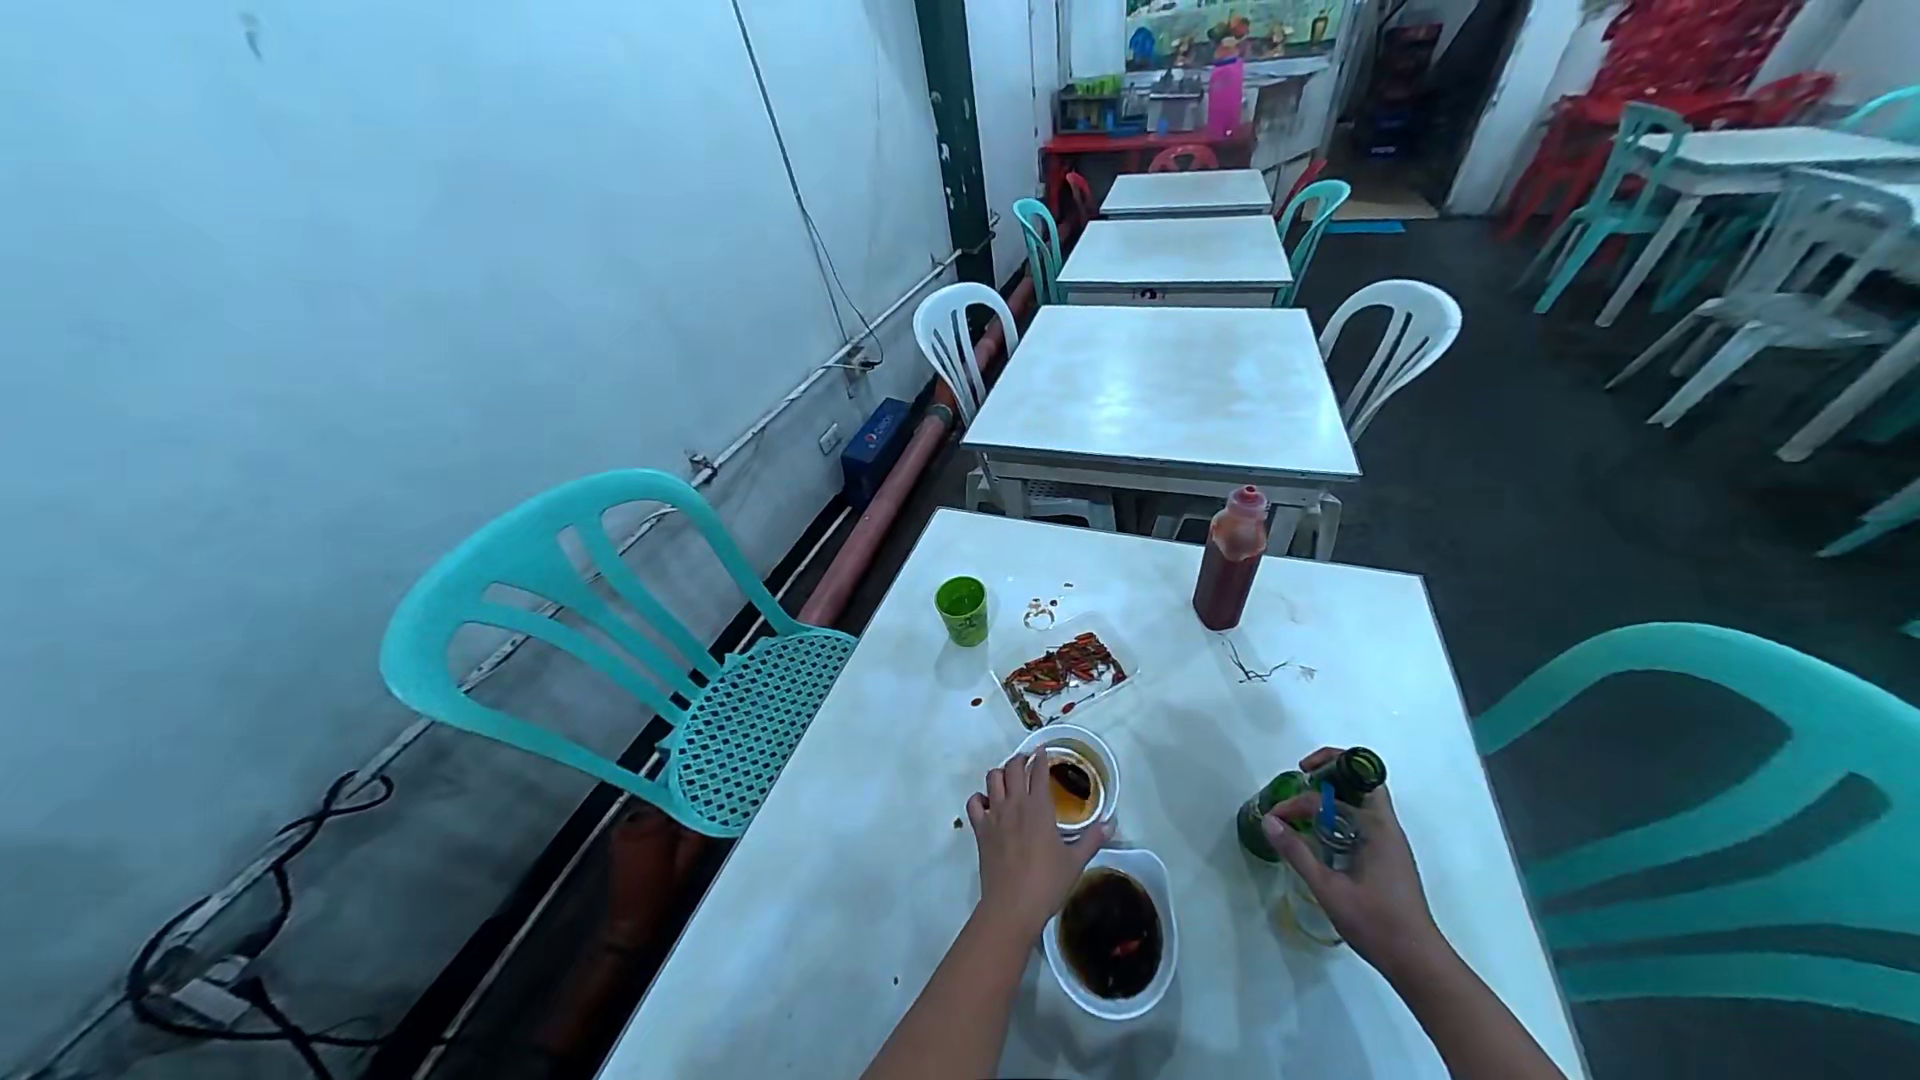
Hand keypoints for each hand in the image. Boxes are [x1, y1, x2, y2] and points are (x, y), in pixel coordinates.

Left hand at [966, 752, 1111, 939]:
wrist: (1012, 906)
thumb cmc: (1048, 883)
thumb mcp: (1076, 861)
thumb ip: (1092, 839)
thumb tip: (1111, 823)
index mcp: (1039, 807)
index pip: (1039, 771)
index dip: (1041, 757)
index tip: (1043, 749)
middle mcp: (1015, 804)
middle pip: (1013, 768)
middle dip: (1020, 760)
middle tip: (1027, 761)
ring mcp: (994, 815)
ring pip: (992, 778)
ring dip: (1000, 773)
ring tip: (1008, 778)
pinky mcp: (980, 829)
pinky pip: (974, 803)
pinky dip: (979, 798)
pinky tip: (987, 803)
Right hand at [1261, 747, 1442, 978]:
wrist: (1418, 963)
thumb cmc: (1376, 924)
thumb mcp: (1328, 889)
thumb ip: (1296, 852)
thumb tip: (1268, 821)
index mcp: (1377, 829)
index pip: (1334, 795)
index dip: (1301, 800)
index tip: (1278, 817)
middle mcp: (1387, 828)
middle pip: (1362, 781)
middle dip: (1330, 770)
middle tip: (1301, 777)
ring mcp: (1389, 843)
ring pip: (1362, 801)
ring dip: (1333, 794)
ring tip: (1302, 807)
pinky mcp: (1386, 857)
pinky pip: (1361, 821)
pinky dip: (1338, 816)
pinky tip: (1318, 835)